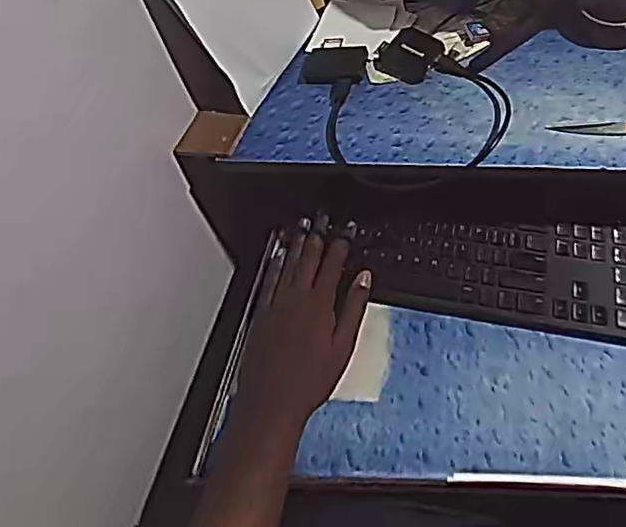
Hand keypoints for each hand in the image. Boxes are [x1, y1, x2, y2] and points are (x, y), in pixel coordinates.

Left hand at [233, 222, 371, 436]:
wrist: (271, 402)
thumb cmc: (309, 381)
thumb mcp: (342, 346)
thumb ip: (354, 307)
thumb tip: (363, 280)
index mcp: (319, 304)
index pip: (331, 266)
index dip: (339, 247)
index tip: (344, 235)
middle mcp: (296, 298)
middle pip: (308, 259)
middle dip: (317, 239)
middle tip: (321, 224)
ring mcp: (276, 303)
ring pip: (288, 265)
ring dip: (297, 245)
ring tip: (303, 231)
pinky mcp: (261, 313)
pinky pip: (269, 279)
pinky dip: (276, 264)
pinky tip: (279, 256)